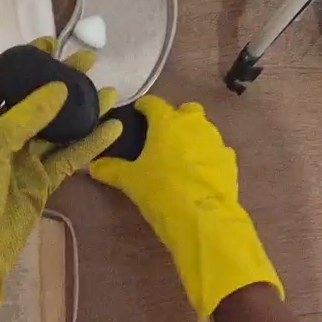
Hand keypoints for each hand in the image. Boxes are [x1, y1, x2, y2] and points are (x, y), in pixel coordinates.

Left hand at [0, 39, 121, 321]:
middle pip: (36, 101)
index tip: (50, 42)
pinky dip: (90, 143)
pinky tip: (112, 127)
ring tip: (110, 89)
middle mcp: (2, 136)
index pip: (2, 81)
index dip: (24, 61)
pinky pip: (69, 157)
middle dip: (61, 80)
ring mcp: (24, 160)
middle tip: (90, 59)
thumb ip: (25, 116)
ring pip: (58, 129)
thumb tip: (60, 87)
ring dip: (82, 111)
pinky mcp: (42, 183)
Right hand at [88, 97, 282, 321]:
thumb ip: (111, 169)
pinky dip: (207, 157)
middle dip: (175, 118)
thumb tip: (91, 166)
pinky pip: (216, 151)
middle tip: (163, 136)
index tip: (138, 113)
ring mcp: (215, 140)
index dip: (144, 107)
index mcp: (167, 122)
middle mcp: (194, 124)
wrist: (201, 217)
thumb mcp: (131, 181)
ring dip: (193, 137)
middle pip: (185, 110)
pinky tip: (199, 173)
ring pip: (203, 130)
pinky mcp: (229, 160)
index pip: (153, 103)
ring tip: (181, 157)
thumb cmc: (160, 190)